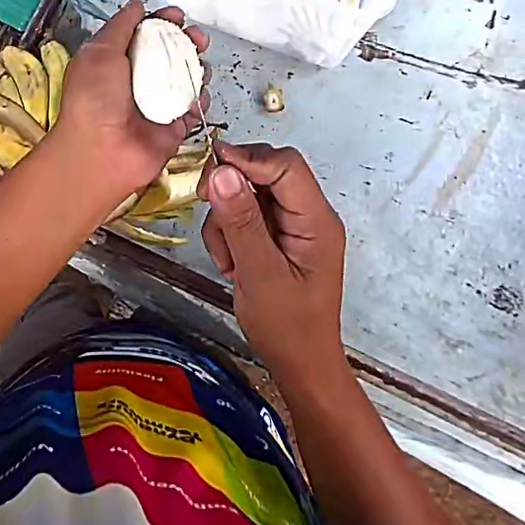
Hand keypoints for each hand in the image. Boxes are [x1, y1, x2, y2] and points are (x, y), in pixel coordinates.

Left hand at [46, 0, 209, 204]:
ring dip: (198, 67)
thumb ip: (121, 26)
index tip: (177, 15)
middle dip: (188, 40)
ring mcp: (159, 103)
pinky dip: (202, 98)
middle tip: (196, 38)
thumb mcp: (99, 51)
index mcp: (118, 60)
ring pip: (188, 77)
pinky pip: (195, 106)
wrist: (102, 151)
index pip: (147, 33)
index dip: (164, 21)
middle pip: (172, 52)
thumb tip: (136, 5)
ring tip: (201, 65)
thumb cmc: (93, 100)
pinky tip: (201, 93)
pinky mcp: (175, 125)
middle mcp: (140, 79)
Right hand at [197, 142, 349, 385]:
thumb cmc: (288, 328)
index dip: (248, 159)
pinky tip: (232, 264)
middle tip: (208, 206)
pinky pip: (246, 215)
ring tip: (229, 259)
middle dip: (233, 189)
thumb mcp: (260, 275)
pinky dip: (230, 234)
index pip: (285, 166)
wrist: (300, 365)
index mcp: (316, 221)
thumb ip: (241, 222)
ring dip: (228, 219)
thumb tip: (222, 173)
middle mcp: (308, 216)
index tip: (211, 166)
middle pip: (267, 173)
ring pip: (250, 193)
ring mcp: (292, 226)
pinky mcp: (276, 237)